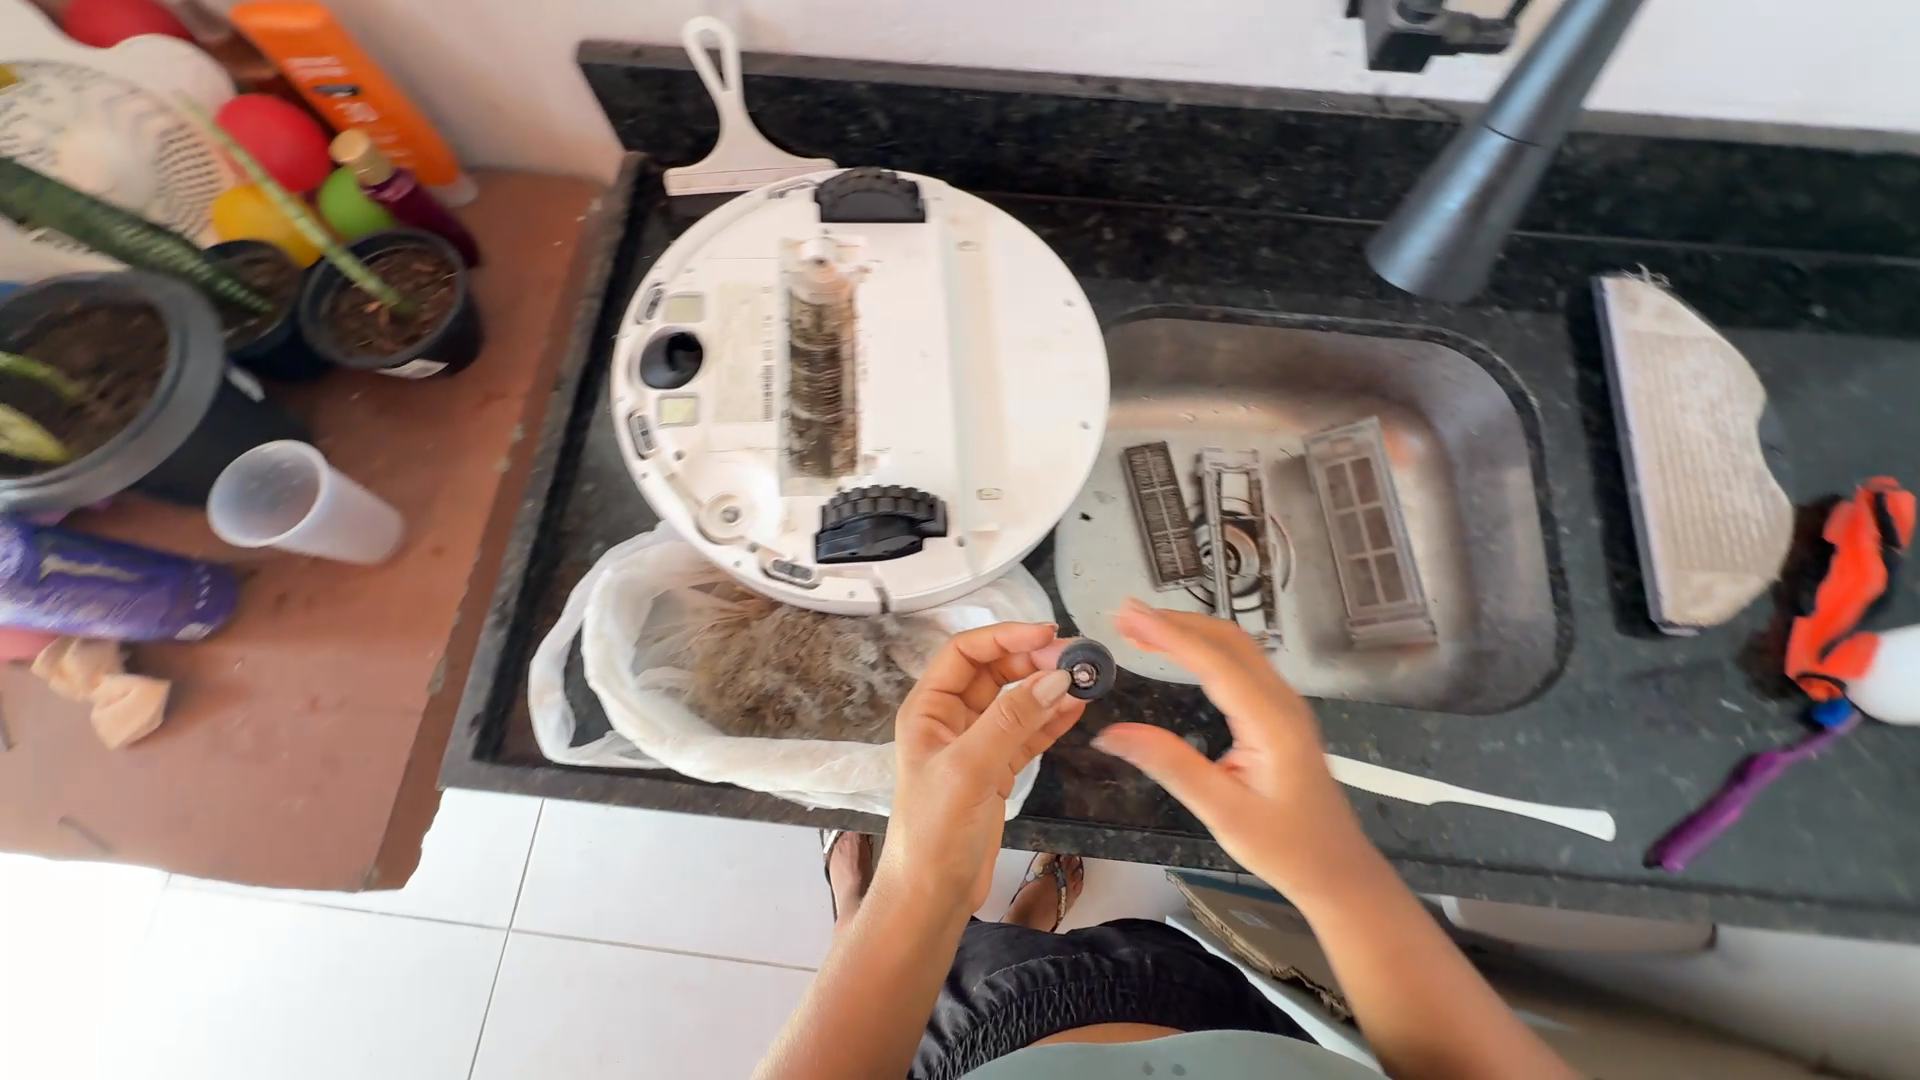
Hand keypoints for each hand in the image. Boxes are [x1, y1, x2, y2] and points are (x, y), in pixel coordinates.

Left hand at [879, 623, 1085, 917]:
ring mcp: (976, 743)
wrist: (933, 896)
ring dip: (1049, 688)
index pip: (966, 653)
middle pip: (996, 672)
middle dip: (1034, 662)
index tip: (1047, 634)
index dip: (1005, 637)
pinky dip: (1052, 718)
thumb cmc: (933, 832)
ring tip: (1086, 678)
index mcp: (929, 708)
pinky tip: (1077, 707)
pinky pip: (1029, 732)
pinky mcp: (997, 768)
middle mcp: (951, 719)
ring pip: (1017, 701)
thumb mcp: (969, 769)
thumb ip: (1012, 720)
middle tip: (1076, 660)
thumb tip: (1056, 677)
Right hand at [1092, 600, 1375, 903]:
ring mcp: (1284, 703)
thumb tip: (1109, 735)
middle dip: (1174, 622)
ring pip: (1234, 646)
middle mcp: (1281, 700)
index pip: (1214, 661)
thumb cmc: (1285, 847)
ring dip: (1187, 630)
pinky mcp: (1279, 712)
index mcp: (1270, 721)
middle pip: (1226, 640)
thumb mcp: (1222, 811)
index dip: (1168, 634)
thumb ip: (1169, 764)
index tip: (1128, 614)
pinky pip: (1239, 662)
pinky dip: (1202, 646)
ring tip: (1140, 628)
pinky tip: (1177, 652)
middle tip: (1124, 617)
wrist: (1338, 872)